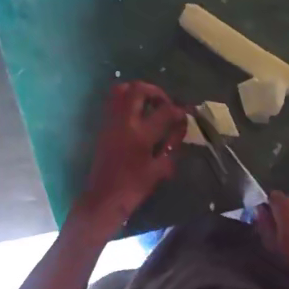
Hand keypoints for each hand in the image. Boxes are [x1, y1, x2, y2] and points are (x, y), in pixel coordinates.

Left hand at [74, 81, 187, 230]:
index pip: (164, 112)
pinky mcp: (103, 128)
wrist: (104, 199)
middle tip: (164, 103)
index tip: (185, 115)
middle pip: (138, 90)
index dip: (178, 111)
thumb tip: (179, 130)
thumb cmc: (133, 188)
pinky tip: (136, 116)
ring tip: (148, 104)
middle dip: (155, 91)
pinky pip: (113, 104)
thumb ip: (171, 148)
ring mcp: (110, 123)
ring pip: (120, 91)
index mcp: (140, 135)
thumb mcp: (159, 171)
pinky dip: (126, 102)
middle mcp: (124, 123)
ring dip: (137, 92)